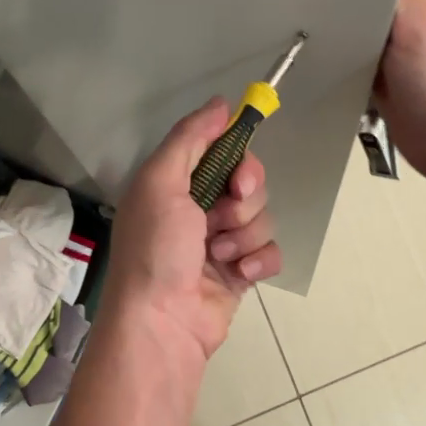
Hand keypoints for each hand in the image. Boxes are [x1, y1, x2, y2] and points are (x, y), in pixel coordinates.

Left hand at [104, 98, 283, 365]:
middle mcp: (199, 210)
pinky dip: (258, 262)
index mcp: (176, 185)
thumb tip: (222, 102)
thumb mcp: (160, 183)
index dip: (239, 161)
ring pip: (262, 218)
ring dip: (245, 236)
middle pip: (250, 184)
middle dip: (244, 202)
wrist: (162, 324)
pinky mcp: (240, 273)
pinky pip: (270, 253)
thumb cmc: (155, 250)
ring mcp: (222, 243)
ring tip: (218, 257)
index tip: (238, 180)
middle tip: (224, 219)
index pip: (223, 153)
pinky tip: (239, 276)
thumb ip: (190, 138)